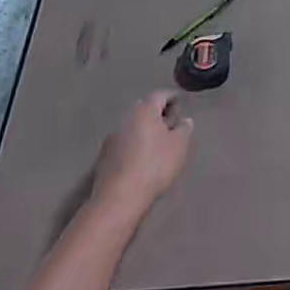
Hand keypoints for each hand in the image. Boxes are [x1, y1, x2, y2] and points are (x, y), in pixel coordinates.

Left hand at [93, 91, 193, 210]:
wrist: (119, 195)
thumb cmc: (154, 165)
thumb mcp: (179, 147)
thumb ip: (184, 129)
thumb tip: (185, 120)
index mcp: (145, 109)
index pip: (160, 94)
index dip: (172, 97)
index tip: (180, 101)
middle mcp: (126, 116)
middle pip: (145, 108)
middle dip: (158, 113)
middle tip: (170, 123)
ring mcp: (112, 134)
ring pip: (133, 125)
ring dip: (144, 129)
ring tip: (157, 142)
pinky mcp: (104, 153)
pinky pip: (124, 141)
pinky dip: (134, 143)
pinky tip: (140, 157)